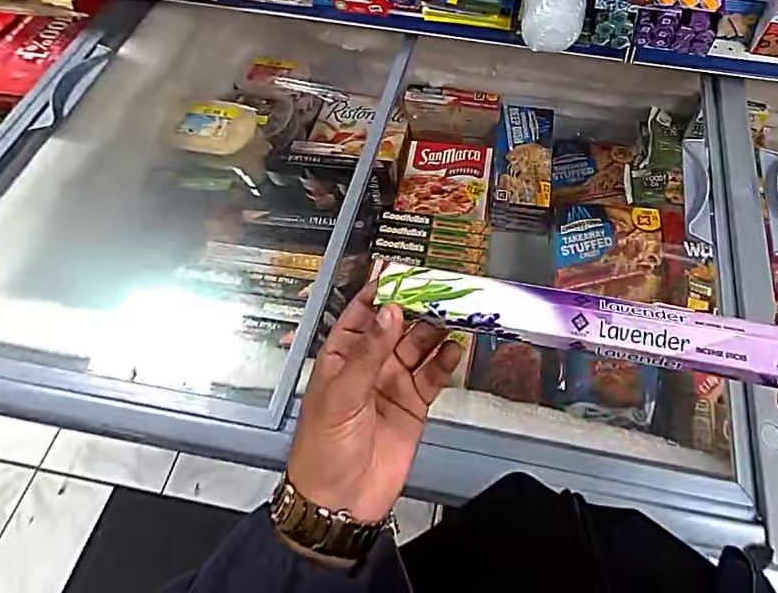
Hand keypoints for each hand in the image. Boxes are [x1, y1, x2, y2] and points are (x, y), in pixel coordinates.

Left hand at [287, 282, 464, 524]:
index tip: (403, 272)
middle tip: (441, 291)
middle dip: (420, 306)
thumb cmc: (322, 450)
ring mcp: (394, 380)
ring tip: (454, 315)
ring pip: (420, 343)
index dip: (382, 290)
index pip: (364, 311)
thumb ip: (369, 353)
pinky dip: (446, 360)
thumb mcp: (341, 395)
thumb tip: (390, 312)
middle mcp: (371, 362)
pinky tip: (454, 351)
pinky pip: (434, 373)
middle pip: (399, 323)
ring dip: (437, 329)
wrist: (339, 504)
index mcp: (343, 354)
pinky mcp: (414, 401)